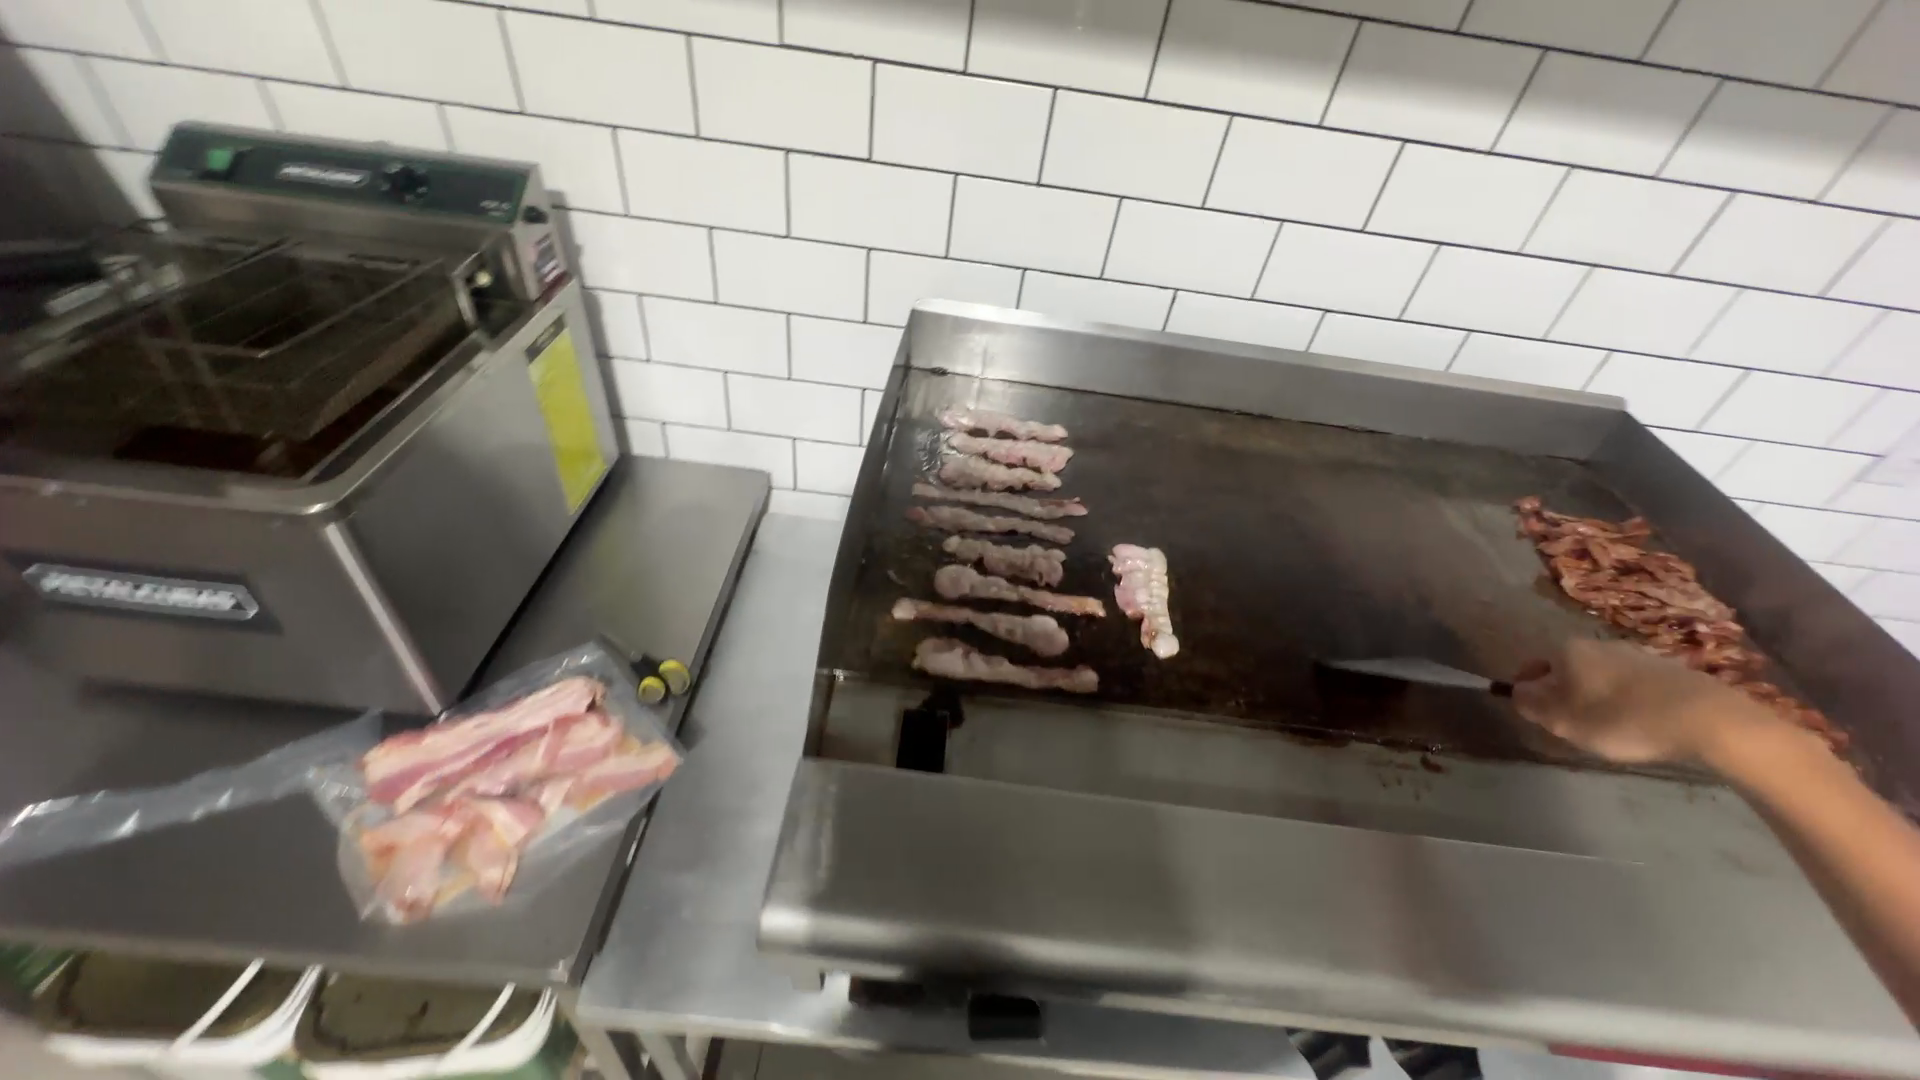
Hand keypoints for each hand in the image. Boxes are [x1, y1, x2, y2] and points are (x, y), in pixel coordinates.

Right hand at [1509, 639, 1783, 764]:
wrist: (1706, 719)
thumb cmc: (1620, 718)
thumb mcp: (1561, 719)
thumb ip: (1530, 703)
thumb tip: (1519, 692)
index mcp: (1566, 651)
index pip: (1532, 667)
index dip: (1530, 692)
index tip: (1540, 717)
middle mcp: (1598, 645)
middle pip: (1567, 671)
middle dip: (1565, 694)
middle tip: (1573, 726)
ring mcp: (1637, 655)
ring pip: (1601, 677)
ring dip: (1598, 698)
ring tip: (1611, 729)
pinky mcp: (1669, 671)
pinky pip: (1634, 686)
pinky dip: (1629, 702)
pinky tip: (1642, 724)